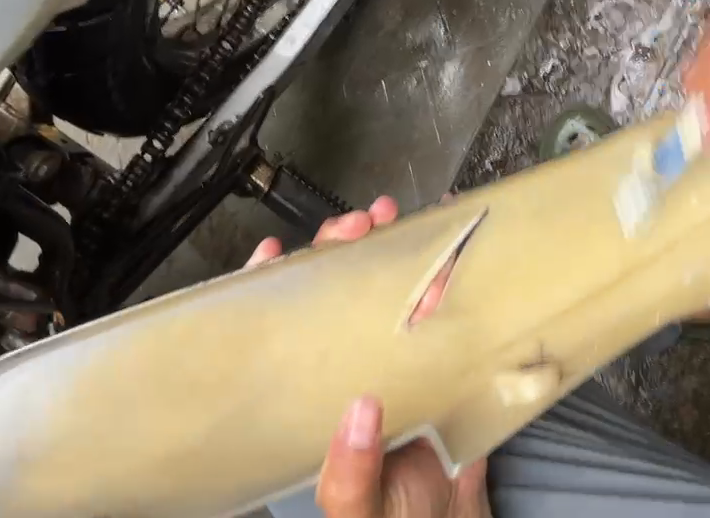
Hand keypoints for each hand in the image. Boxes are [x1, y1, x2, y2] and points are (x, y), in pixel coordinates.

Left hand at [243, 198, 487, 517]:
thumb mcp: (362, 512)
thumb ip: (350, 478)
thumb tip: (360, 413)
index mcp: (308, 398)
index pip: (275, 332)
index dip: (268, 289)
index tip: (274, 254)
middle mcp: (343, 365)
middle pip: (328, 293)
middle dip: (338, 248)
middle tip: (360, 227)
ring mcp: (388, 352)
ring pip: (376, 285)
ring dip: (383, 245)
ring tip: (394, 222)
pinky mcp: (432, 349)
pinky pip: (430, 298)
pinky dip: (436, 262)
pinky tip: (440, 237)